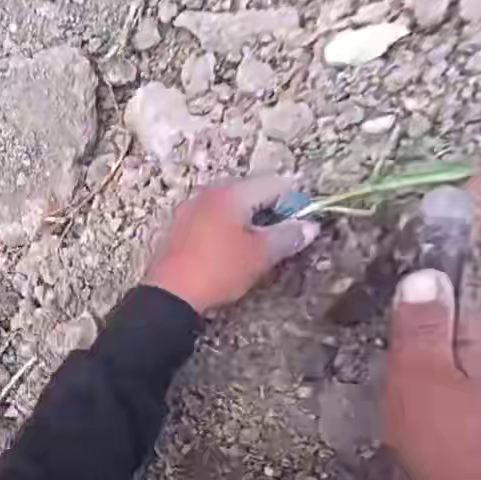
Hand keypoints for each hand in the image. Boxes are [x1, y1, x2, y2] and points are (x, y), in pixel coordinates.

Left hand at [143, 176, 320, 314]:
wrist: (170, 295)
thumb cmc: (218, 270)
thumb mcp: (260, 255)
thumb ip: (288, 236)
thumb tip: (310, 226)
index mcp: (231, 193)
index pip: (275, 184)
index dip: (294, 202)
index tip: (301, 224)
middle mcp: (208, 193)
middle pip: (250, 193)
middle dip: (269, 211)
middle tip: (280, 237)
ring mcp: (189, 210)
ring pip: (229, 208)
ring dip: (246, 222)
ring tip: (255, 248)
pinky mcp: (177, 229)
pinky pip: (210, 220)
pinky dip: (225, 230)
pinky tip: (229, 252)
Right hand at [382, 269, 480, 479]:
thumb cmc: (440, 436)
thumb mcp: (418, 370)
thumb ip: (421, 322)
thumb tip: (424, 276)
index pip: (451, 303)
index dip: (415, 321)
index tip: (397, 346)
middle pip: (450, 333)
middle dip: (419, 350)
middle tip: (401, 379)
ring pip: (449, 361)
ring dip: (424, 375)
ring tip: (408, 401)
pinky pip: (454, 385)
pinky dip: (434, 394)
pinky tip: (421, 416)